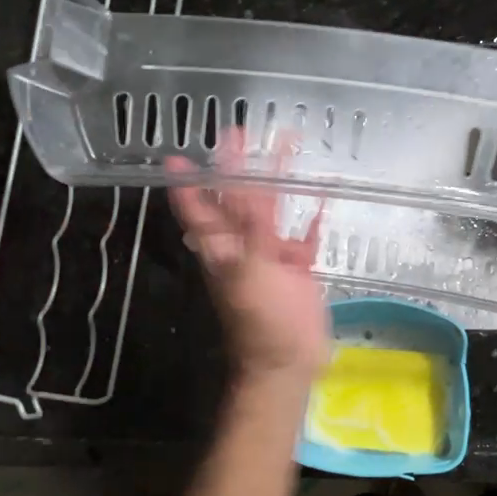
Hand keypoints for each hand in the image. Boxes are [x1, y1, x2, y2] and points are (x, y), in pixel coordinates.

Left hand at [167, 132, 330, 381]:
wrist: (287, 364)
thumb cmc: (261, 320)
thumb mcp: (249, 270)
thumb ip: (250, 226)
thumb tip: (244, 183)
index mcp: (220, 248)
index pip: (197, 209)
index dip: (187, 184)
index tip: (176, 157)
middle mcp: (241, 247)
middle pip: (236, 200)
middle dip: (236, 168)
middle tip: (238, 132)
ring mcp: (270, 258)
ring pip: (271, 211)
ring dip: (276, 181)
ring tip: (286, 145)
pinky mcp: (297, 269)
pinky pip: (304, 235)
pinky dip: (311, 217)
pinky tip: (320, 196)